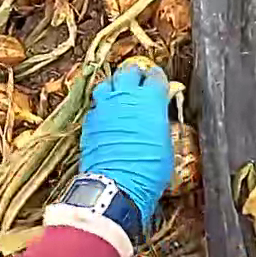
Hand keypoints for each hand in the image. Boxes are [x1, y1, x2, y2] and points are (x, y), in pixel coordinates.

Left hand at [79, 62, 173, 217]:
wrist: (117, 184)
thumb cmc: (148, 169)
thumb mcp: (165, 143)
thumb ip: (161, 121)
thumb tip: (160, 115)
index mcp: (150, 100)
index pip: (155, 76)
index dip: (158, 78)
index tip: (160, 82)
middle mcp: (126, 97)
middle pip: (129, 72)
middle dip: (135, 75)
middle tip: (140, 82)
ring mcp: (104, 107)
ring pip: (107, 84)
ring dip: (115, 87)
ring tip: (120, 95)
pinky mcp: (90, 121)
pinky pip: (96, 105)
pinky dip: (103, 107)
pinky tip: (108, 117)